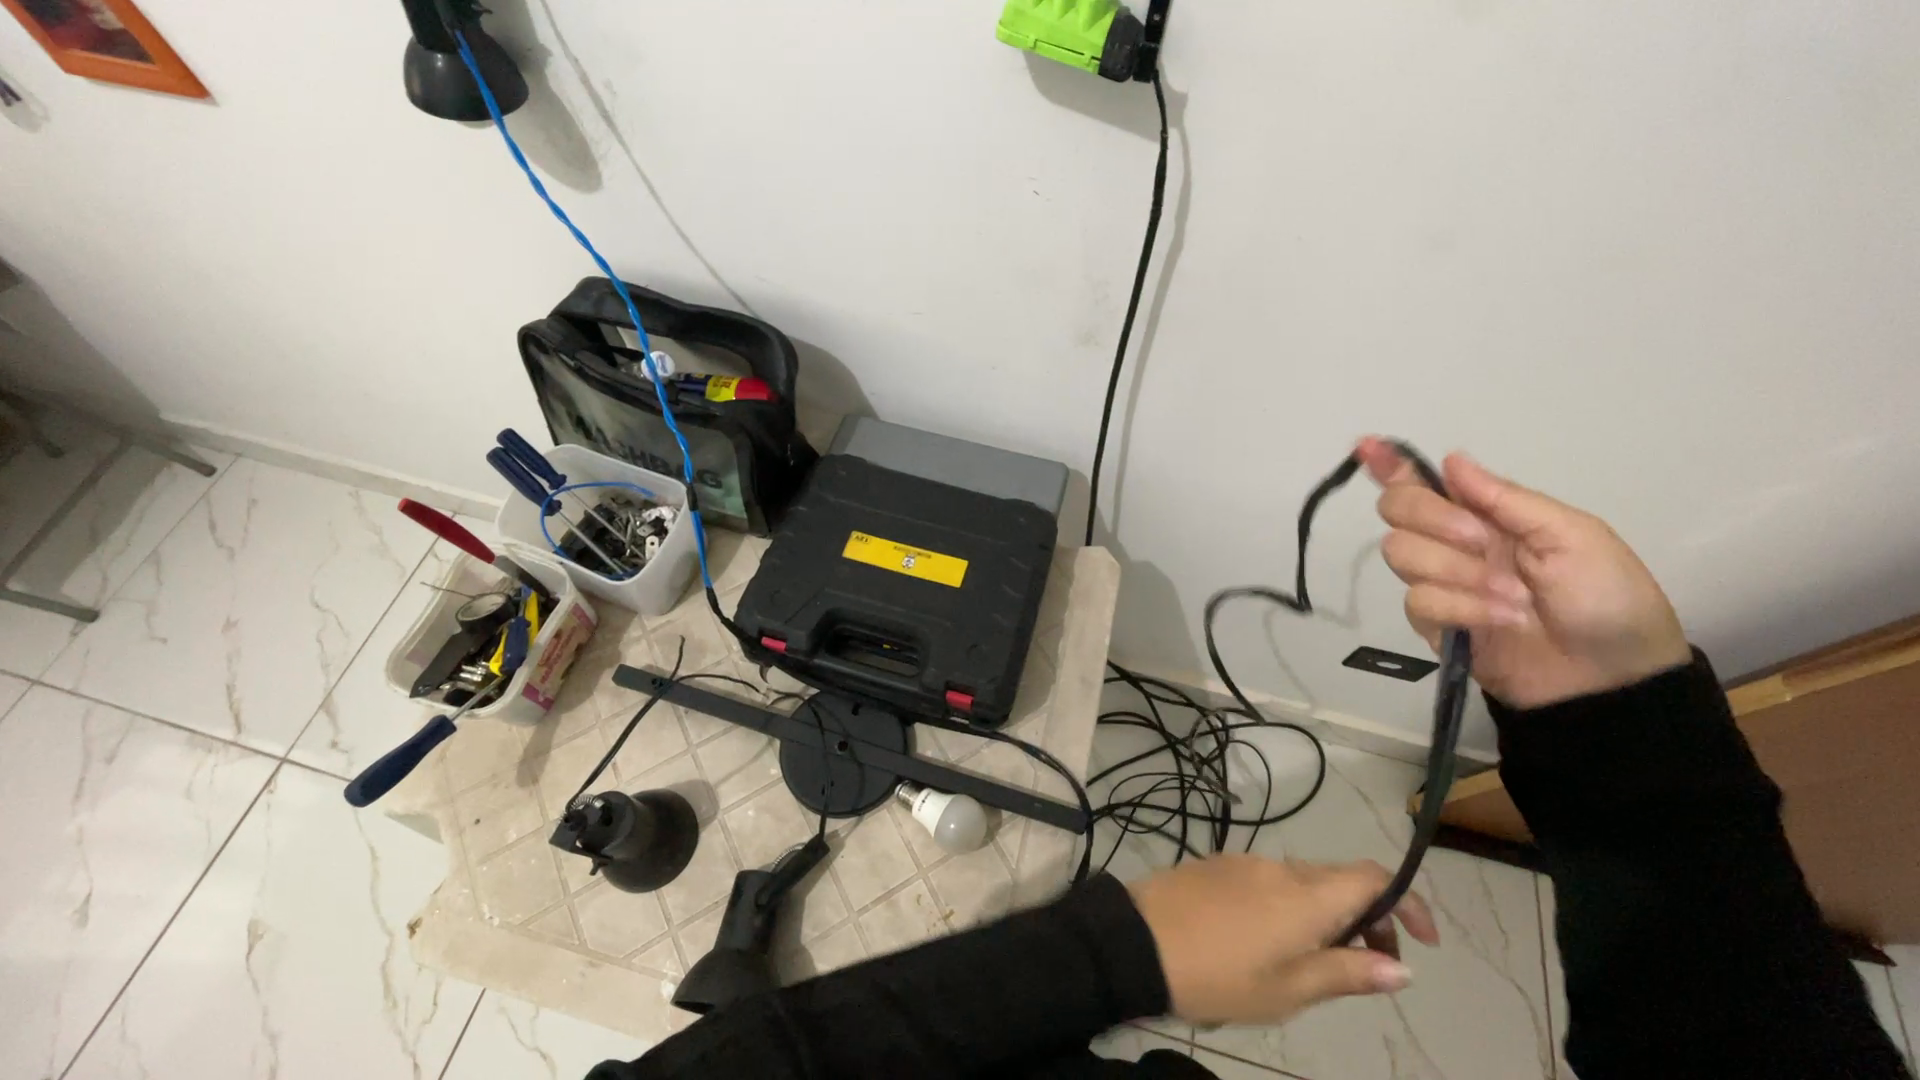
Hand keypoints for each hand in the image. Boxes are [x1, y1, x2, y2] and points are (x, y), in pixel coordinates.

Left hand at [1126, 856, 1437, 1025]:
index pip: (1373, 877)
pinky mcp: (1215, 866)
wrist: (1134, 942)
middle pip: (1340, 880)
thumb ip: (1347, 974)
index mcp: (1306, 895)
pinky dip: (1289, 906)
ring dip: (1326, 915)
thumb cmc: (1217, 975)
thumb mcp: (1288, 990)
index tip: (1423, 942)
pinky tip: (1268, 943)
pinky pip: (1268, 881)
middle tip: (1367, 967)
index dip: (1407, 903)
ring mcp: (1244, 862)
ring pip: (1303, 882)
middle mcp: (1279, 867)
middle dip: (1368, 918)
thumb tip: (1401, 967)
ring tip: (1315, 964)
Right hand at [1355, 438, 1690, 708]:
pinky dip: (1461, 607)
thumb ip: (1507, 499)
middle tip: (1480, 540)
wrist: (1610, 676)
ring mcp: (1442, 582)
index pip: (1426, 482)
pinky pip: (1418, 600)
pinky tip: (1500, 618)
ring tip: (1508, 595)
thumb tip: (1450, 460)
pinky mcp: (1435, 623)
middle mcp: (1455, 542)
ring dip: (1455, 570)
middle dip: (1431, 518)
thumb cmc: (1607, 597)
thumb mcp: (1574, 535)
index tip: (1364, 446)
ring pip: (1401, 553)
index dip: (1390, 464)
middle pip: (1398, 509)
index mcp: (1488, 514)